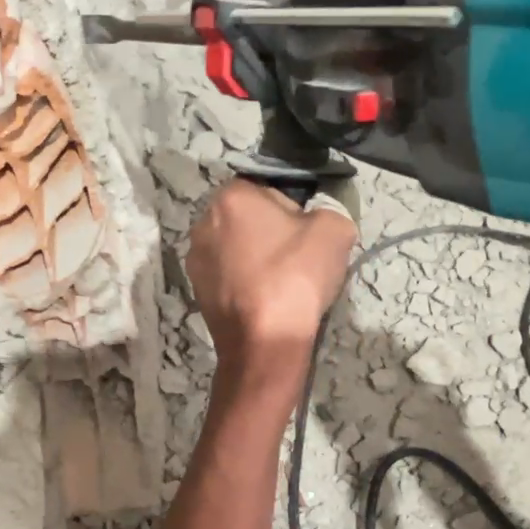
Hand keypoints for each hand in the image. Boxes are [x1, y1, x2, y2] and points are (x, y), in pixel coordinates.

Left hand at [186, 181, 357, 375]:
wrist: (265, 342)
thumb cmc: (295, 277)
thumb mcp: (334, 230)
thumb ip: (328, 209)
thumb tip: (317, 218)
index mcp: (231, 196)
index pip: (268, 186)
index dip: (294, 206)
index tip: (308, 232)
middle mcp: (203, 221)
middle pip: (249, 217)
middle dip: (272, 231)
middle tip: (298, 257)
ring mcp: (195, 258)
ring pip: (236, 246)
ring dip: (256, 257)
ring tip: (282, 282)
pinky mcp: (196, 290)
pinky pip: (228, 274)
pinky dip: (245, 281)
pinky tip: (265, 299)